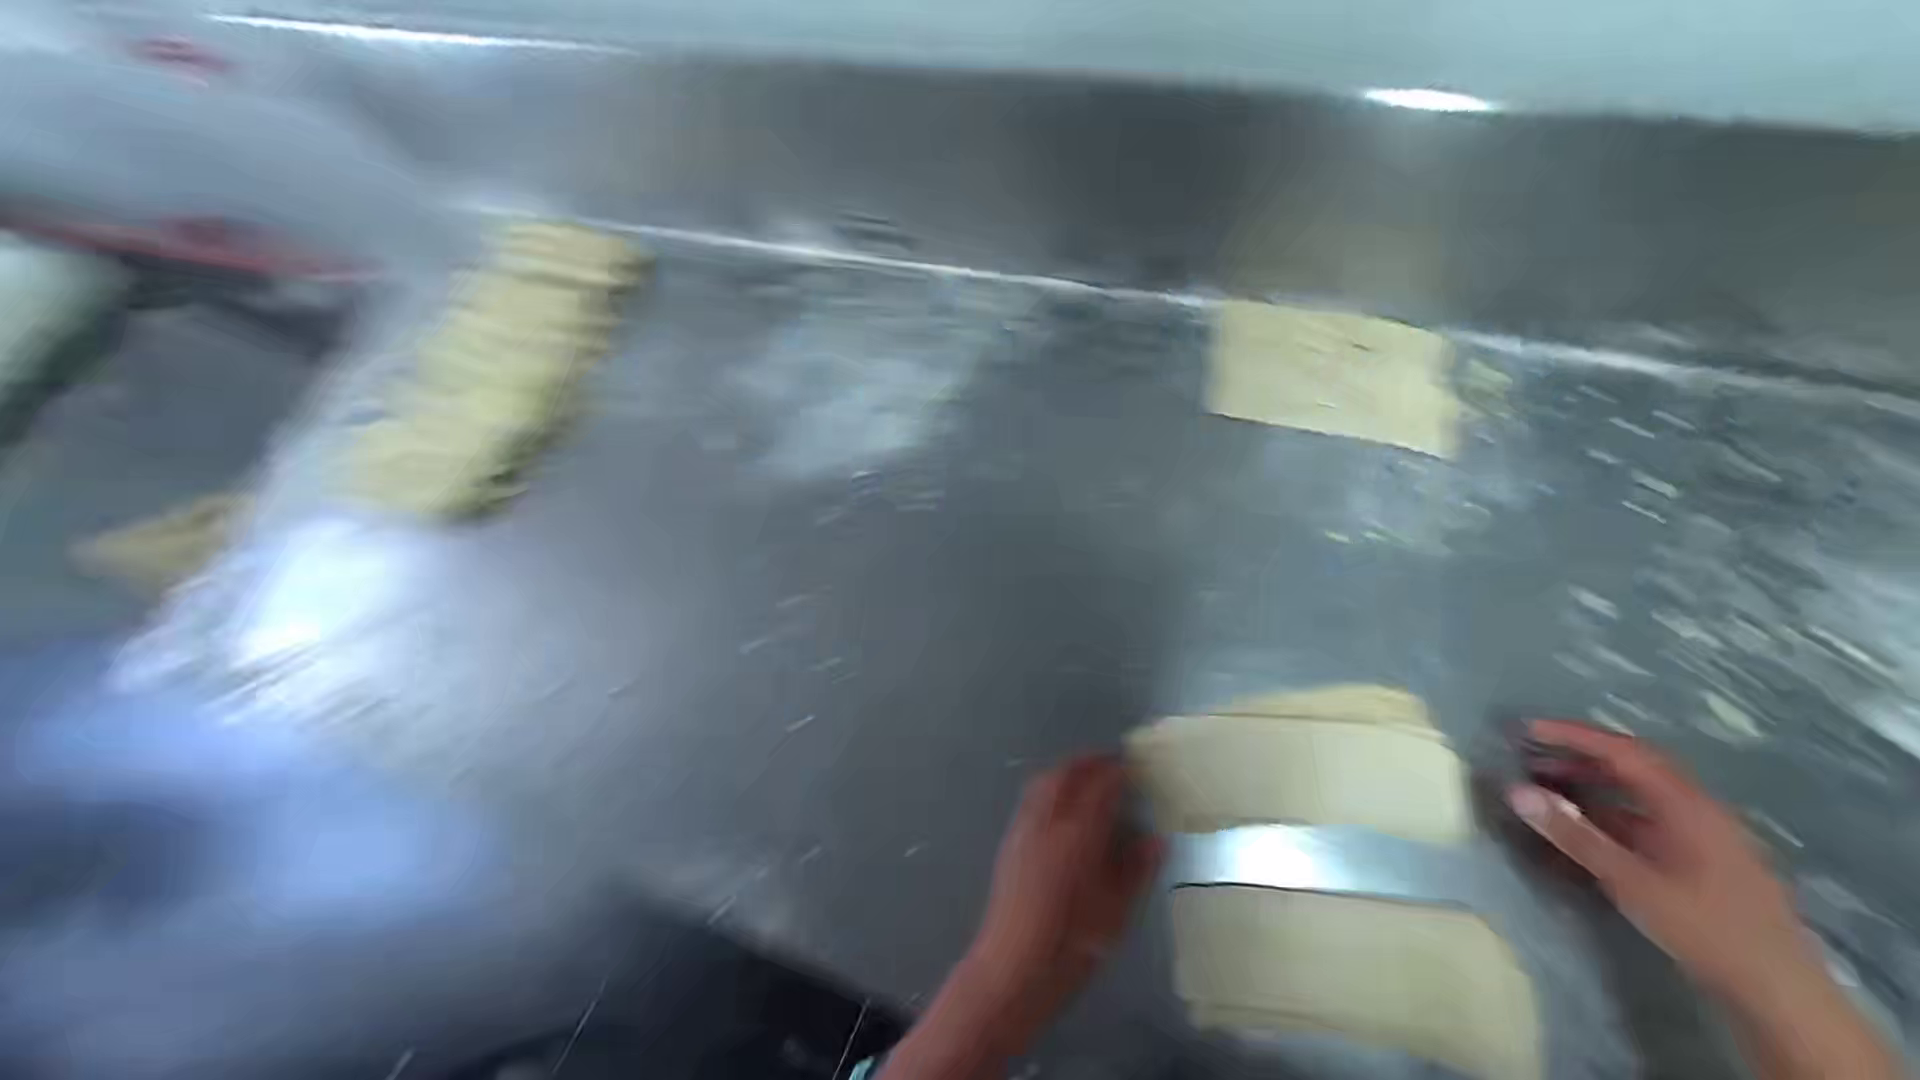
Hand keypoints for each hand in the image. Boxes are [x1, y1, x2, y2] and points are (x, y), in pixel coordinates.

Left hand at [881, 757, 1161, 1079]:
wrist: (1012, 966)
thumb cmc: (1070, 944)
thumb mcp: (1115, 912)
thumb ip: (1135, 870)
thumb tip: (1156, 839)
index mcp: (1077, 834)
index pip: (1099, 787)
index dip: (1116, 772)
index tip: (1132, 766)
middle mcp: (1047, 821)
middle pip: (1066, 774)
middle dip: (1088, 762)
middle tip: (1109, 761)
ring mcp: (1023, 828)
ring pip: (1044, 782)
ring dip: (1066, 770)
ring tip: (1086, 774)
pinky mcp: (1010, 841)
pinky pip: (1031, 797)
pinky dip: (1049, 786)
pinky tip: (1060, 803)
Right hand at [1506, 718, 1811, 997]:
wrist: (1778, 991)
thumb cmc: (1701, 925)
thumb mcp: (1627, 878)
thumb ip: (1571, 832)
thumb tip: (1515, 791)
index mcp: (1685, 805)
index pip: (1623, 751)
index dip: (1573, 735)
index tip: (1528, 729)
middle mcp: (1698, 809)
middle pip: (1634, 765)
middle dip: (1579, 754)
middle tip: (1531, 753)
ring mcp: (1704, 833)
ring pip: (1640, 790)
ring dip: (1593, 780)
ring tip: (1547, 784)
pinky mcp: (1701, 855)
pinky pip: (1646, 814)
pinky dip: (1608, 806)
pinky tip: (1583, 822)